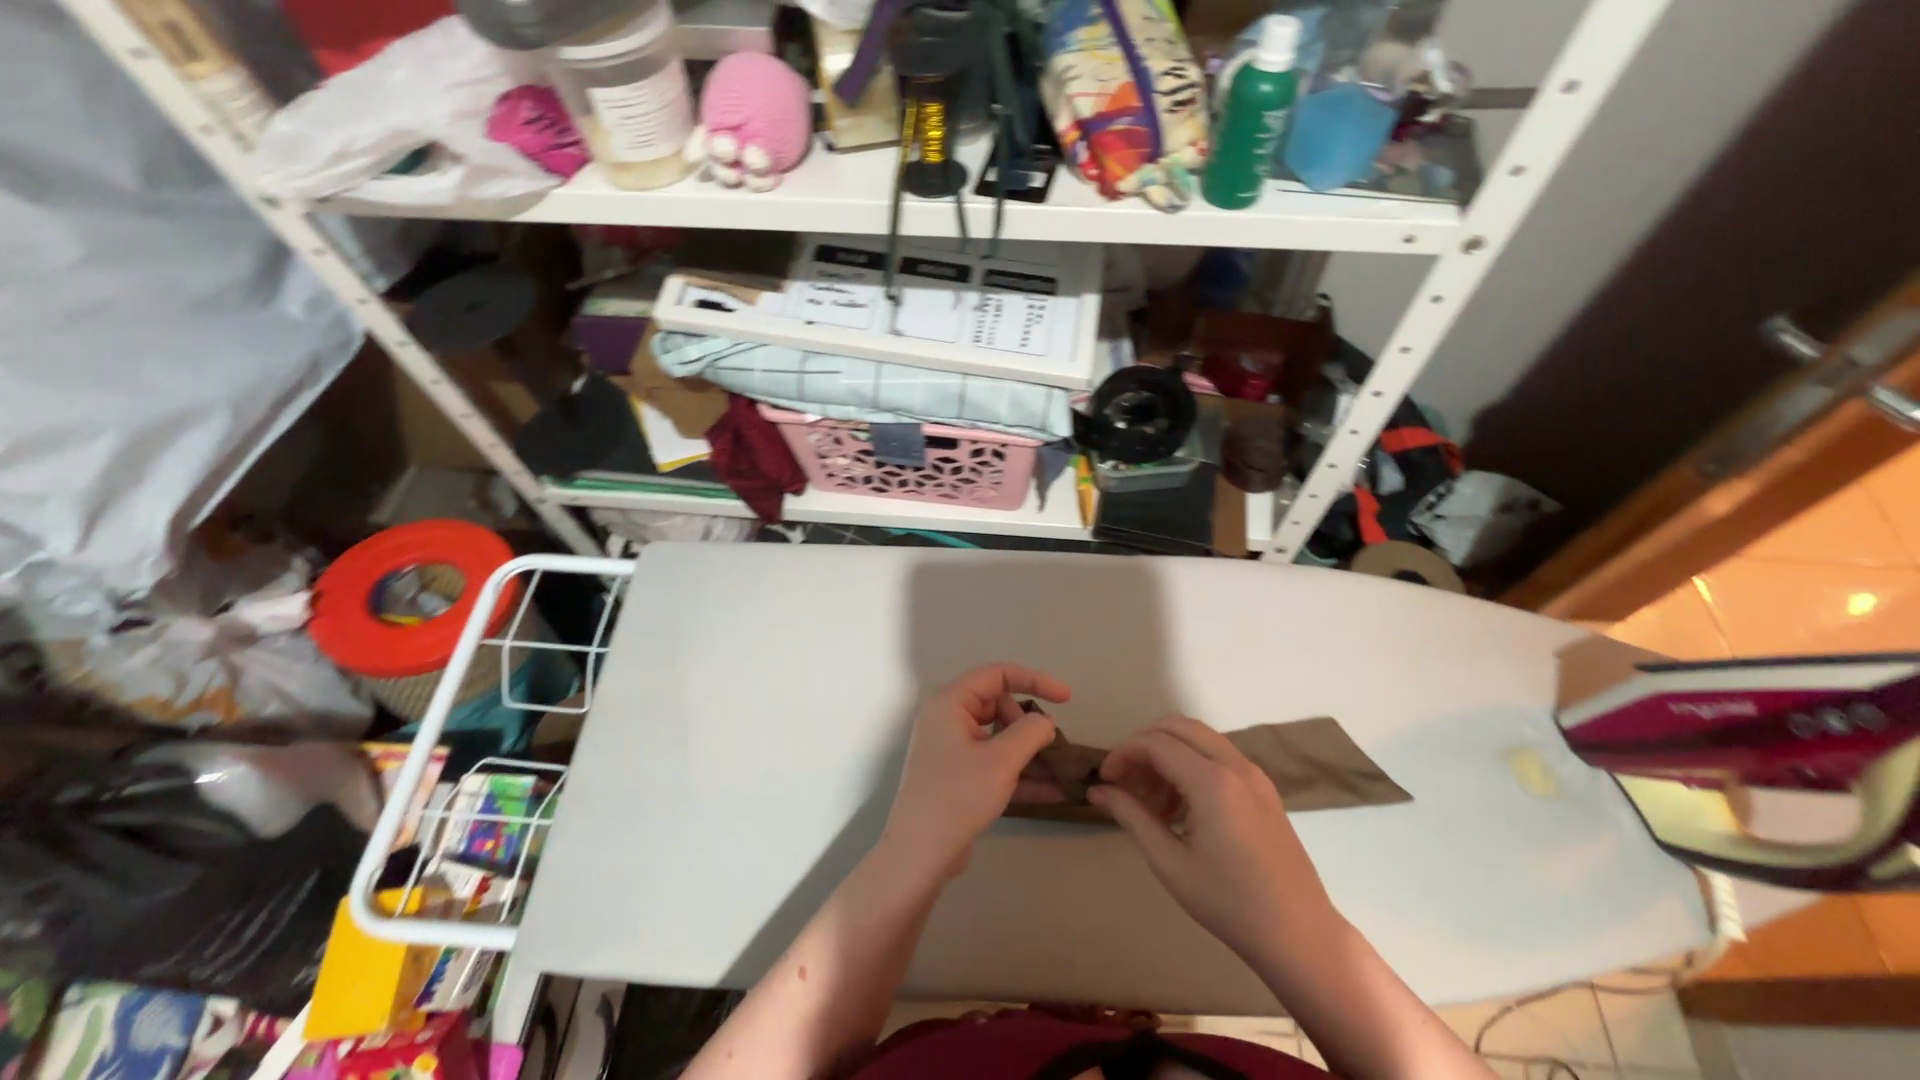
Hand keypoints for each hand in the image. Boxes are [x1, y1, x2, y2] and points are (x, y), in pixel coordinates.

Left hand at [880, 663, 1070, 878]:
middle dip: (1029, 724)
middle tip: (1048, 746)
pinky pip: (994, 766)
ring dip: (1031, 754)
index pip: (998, 674)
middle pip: (998, 706)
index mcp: (950, 703)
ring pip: (999, 739)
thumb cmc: (958, 795)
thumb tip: (1045, 722)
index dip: (1036, 680)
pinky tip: (1055, 792)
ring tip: (1064, 770)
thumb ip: (1031, 732)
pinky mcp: (957, 779)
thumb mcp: (1001, 760)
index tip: (1067, 698)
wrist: (920, 853)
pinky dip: (1020, 775)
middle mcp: (947, 720)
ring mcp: (951, 751)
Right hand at [1089, 715, 1336, 963]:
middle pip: (1178, 727)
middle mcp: (1236, 766)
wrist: (1298, 932)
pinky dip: (1191, 765)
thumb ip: (1132, 817)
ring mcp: (1255, 776)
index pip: (1155, 743)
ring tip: (1150, 802)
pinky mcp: (1264, 790)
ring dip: (1168, 754)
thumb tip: (1097, 790)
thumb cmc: (1228, 903)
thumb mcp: (1170, 862)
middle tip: (1124, 782)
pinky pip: (1219, 757)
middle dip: (1143, 745)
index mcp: (1212, 782)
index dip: (1122, 754)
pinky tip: (1180, 809)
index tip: (1105, 781)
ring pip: (1200, 738)